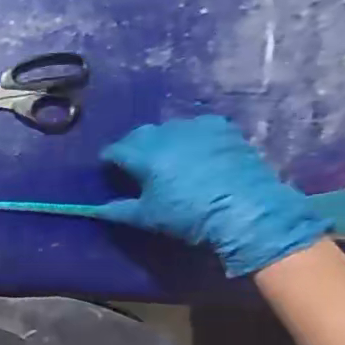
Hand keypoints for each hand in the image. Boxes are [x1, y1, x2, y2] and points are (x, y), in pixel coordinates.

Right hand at [95, 115, 329, 276]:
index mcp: (143, 154)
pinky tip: (198, 151)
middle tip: (138, 167)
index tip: (110, 172)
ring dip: (163, 140)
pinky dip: (193, 136)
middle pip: (139, 135)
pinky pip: (199, 126)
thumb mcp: (149, 217)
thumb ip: (119, 210)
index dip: (109, 161)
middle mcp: (165, 134)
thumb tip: (95, 210)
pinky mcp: (222, 128)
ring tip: (169, 158)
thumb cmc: (190, 216)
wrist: (248, 212)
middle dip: (134, 148)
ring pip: (168, 128)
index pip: (114, 150)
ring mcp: (195, 128)